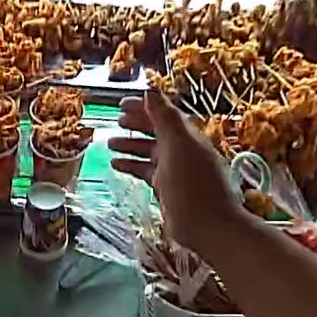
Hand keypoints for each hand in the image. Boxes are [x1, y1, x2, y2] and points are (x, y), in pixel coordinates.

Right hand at [109, 90, 246, 254]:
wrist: (207, 225)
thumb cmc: (192, 183)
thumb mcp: (178, 145)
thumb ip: (165, 118)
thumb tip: (151, 92)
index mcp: (187, 137)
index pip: (163, 115)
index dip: (143, 107)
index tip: (121, 103)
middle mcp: (182, 151)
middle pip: (156, 132)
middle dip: (136, 125)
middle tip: (115, 122)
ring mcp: (174, 171)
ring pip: (149, 152)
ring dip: (131, 146)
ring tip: (110, 144)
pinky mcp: (167, 189)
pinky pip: (146, 172)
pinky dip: (131, 166)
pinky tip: (116, 165)